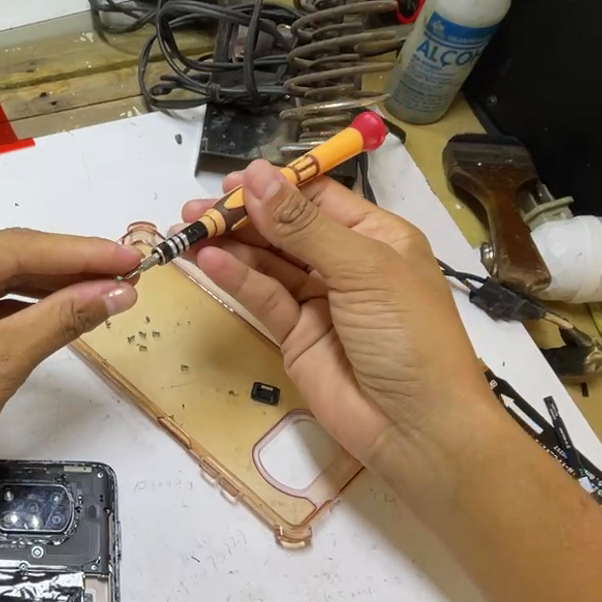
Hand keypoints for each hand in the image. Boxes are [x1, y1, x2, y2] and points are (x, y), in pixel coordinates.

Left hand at [0, 230, 139, 513]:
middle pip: (3, 261)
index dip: (78, 253)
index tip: (132, 255)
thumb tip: (121, 291)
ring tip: (108, 289)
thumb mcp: (1, 362)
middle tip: (129, 270)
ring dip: (50, 290)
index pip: (10, 248)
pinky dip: (23, 311)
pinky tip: (65, 308)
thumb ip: (62, 318)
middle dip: (67, 270)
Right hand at [183, 160, 498, 495]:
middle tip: (194, 211)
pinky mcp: (293, 336)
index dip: (275, 187)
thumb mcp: (362, 269)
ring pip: (266, 265)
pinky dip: (236, 280)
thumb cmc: (408, 335)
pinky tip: (209, 262)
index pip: (317, 199)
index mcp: (376, 236)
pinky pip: (262, 299)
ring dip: (229, 247)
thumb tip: (256, 176)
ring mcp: (317, 301)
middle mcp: (344, 263)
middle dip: (242, 218)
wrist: (414, 425)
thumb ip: (303, 227)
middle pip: (284, 231)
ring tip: (187, 234)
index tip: (230, 182)